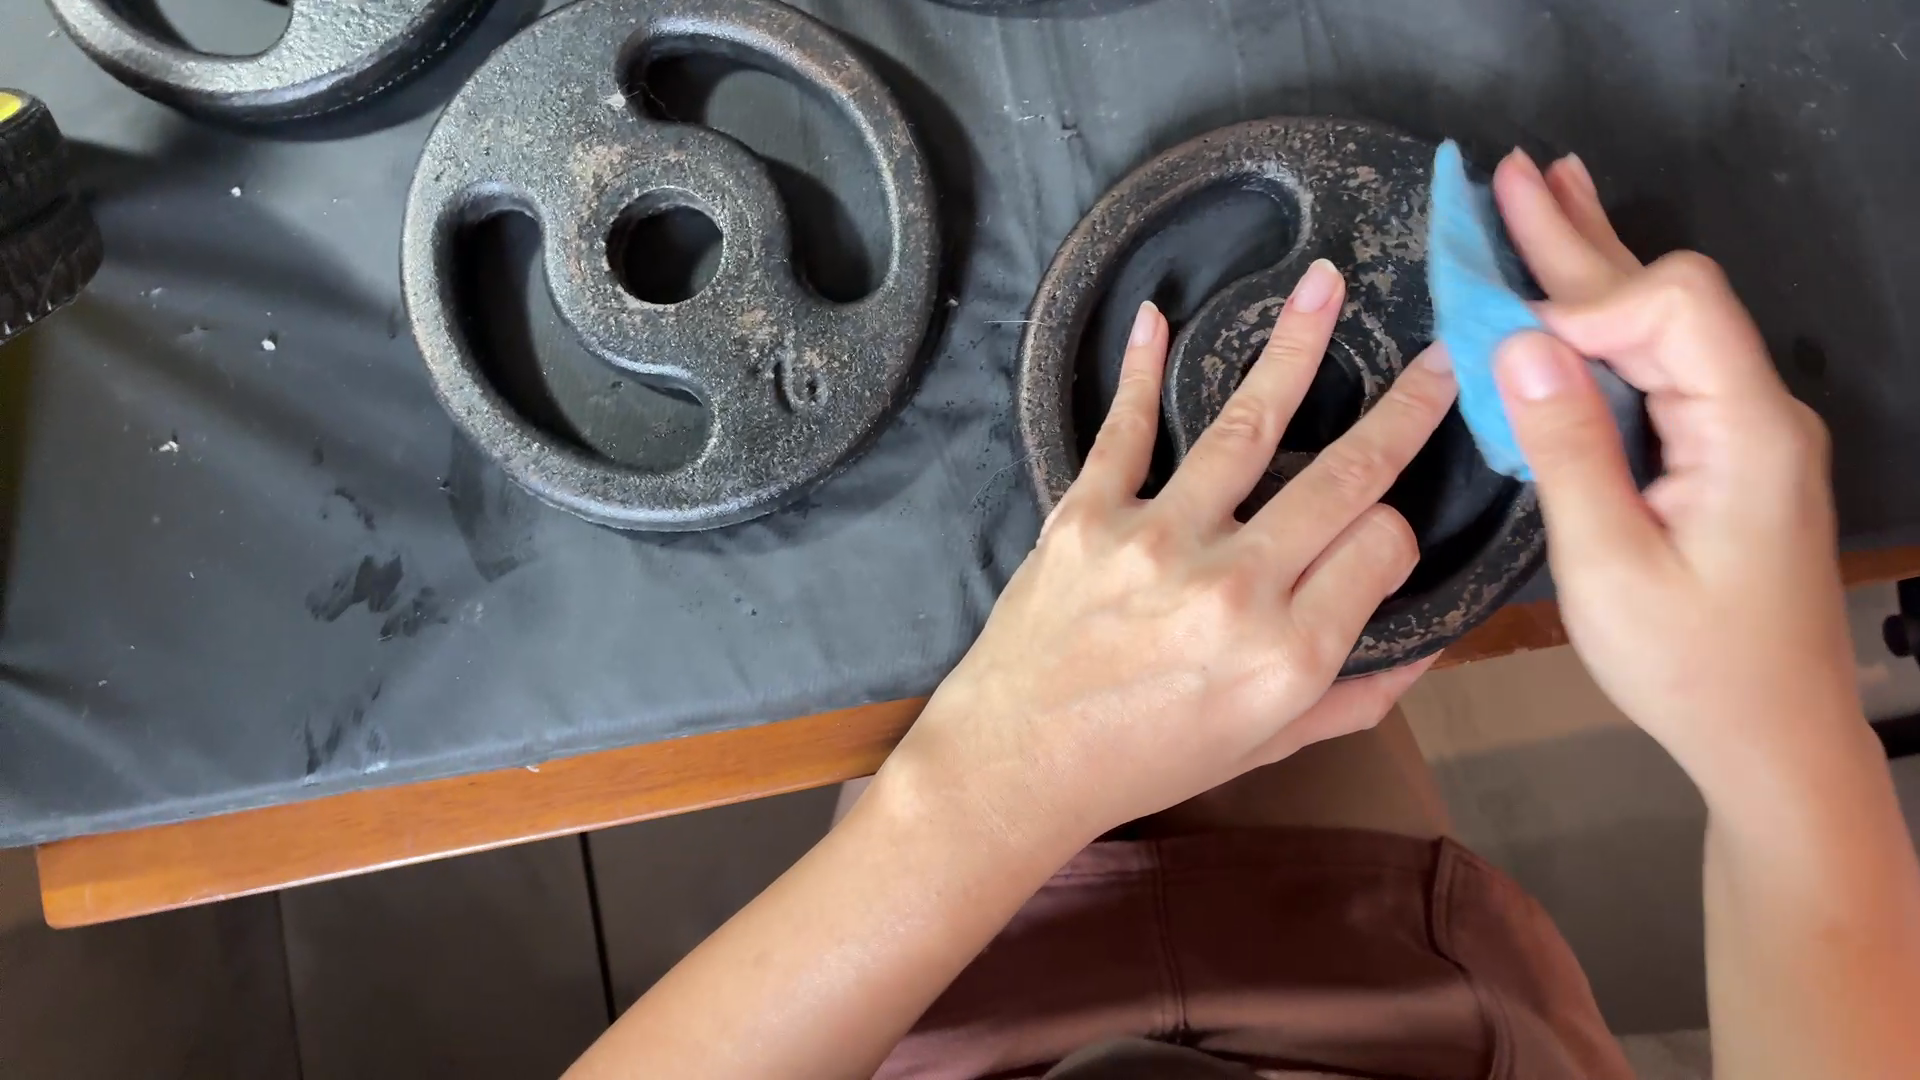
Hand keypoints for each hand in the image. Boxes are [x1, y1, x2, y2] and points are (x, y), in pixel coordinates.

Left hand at [883, 260, 1455, 852]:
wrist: (1016, 760)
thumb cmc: (1142, 762)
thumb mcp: (1262, 747)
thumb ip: (1353, 697)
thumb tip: (1430, 646)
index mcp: (1288, 652)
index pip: (1382, 547)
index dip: (1392, 534)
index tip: (1376, 531)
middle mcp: (1232, 585)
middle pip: (1340, 476)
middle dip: (1401, 414)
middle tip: (1438, 361)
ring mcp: (1154, 538)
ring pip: (1244, 427)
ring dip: (1294, 351)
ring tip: (1325, 288)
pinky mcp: (1085, 515)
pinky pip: (1123, 431)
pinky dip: (1140, 373)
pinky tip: (1158, 318)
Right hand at [1490, 150, 1860, 789]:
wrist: (1762, 730)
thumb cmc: (1684, 656)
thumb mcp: (1607, 558)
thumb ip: (1567, 445)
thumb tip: (1518, 346)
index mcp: (1742, 427)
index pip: (1667, 311)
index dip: (1580, 305)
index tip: (1499, 340)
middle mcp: (1749, 407)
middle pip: (1664, 293)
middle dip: (1578, 239)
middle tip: (1513, 175)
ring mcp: (1730, 426)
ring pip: (1656, 321)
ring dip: (1588, 262)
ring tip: (1540, 198)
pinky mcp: (1703, 449)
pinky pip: (1645, 365)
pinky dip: (1592, 321)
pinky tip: (1567, 299)